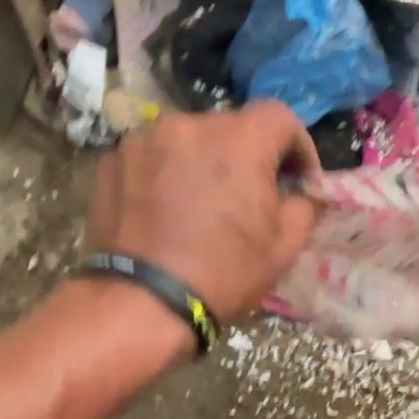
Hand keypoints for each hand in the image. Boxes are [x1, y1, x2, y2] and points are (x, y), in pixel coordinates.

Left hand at [83, 104, 320, 320]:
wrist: (142, 301)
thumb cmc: (224, 274)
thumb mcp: (284, 248)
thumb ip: (305, 207)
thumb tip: (305, 193)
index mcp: (239, 141)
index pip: (280, 117)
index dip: (298, 146)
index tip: (299, 180)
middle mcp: (190, 125)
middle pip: (232, 128)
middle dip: (249, 158)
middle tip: (251, 199)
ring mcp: (145, 138)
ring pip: (190, 141)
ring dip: (205, 164)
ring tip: (204, 206)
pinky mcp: (113, 159)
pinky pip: (155, 156)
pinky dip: (169, 174)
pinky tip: (168, 211)